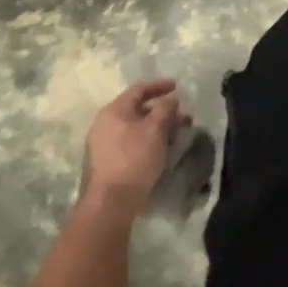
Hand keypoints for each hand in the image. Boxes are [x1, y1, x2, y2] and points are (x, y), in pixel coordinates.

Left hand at [79, 80, 190, 217]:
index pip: (138, 90)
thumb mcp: (155, 129)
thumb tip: (171, 99)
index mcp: (113, 111)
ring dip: (158, 127)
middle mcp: (105, 124)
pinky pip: (132, 142)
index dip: (159, 86)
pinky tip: (163, 148)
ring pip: (136, 127)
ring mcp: (104, 144)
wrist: (111, 200)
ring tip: (177, 134)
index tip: (177, 86)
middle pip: (138, 109)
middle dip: (163, 111)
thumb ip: (165, 109)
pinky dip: (149, 140)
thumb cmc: (134, 158)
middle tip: (184, 116)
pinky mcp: (108, 161)